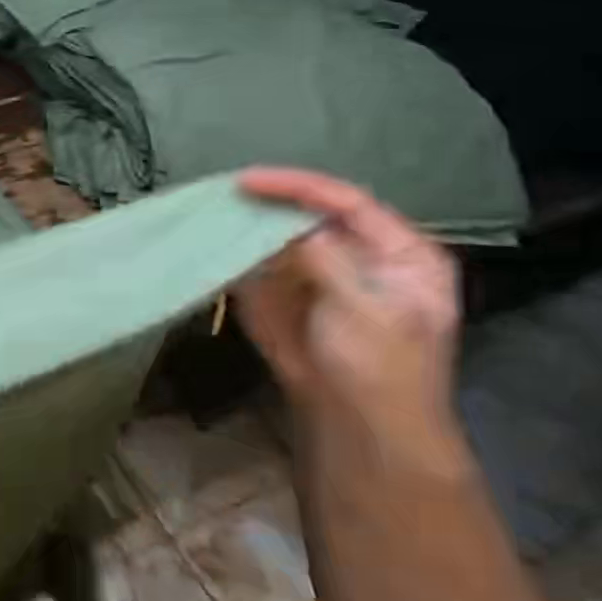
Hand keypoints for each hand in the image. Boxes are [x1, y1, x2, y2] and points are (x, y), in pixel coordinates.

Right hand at [234, 168, 466, 468]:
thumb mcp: (366, 310)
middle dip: (265, 197)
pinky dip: (226, 241)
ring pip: (274, 227)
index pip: (344, 201)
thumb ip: (327, 259)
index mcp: (397, 250)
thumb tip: (282, 220)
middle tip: (222, 190)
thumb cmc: (381, 366)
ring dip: (241, 217)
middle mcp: (355, 249)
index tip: (246, 182)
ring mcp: (313, 266)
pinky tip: (204, 234)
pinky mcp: (278, 283)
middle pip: (306, 208)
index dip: (297, 186)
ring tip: (207, 206)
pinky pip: (250, 252)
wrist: (354, 418)